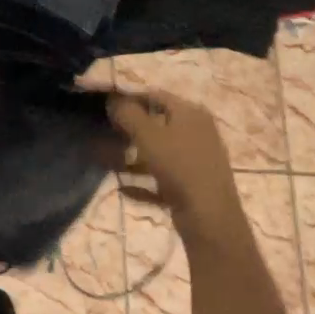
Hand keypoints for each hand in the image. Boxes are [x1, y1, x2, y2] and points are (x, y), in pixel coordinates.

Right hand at [108, 90, 240, 237]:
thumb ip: (127, 113)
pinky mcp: (193, 185)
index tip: (105, 107)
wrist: (210, 217)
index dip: (128, 98)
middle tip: (104, 134)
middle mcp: (197, 132)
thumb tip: (113, 99)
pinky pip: (162, 178)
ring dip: (132, 157)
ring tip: (106, 162)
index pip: (154, 95)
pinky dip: (143, 181)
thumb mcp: (147, 135)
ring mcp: (197, 160)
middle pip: (157, 124)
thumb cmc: (179, 166)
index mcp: (190, 113)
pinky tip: (123, 189)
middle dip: (128, 130)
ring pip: (158, 152)